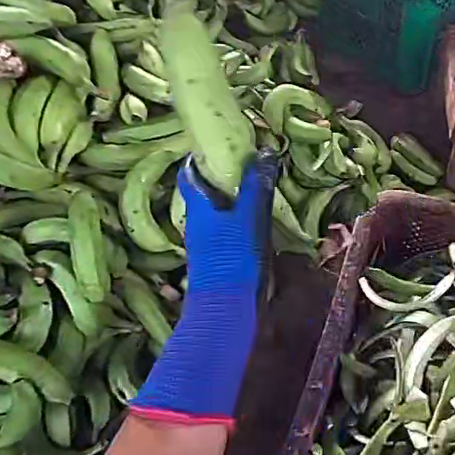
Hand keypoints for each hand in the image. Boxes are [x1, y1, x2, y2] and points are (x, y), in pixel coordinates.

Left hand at [130, 156, 276, 425]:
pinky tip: (254, 221)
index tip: (215, 144)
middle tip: (242, 162)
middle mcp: (197, 224)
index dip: (198, 158)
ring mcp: (205, 244)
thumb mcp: (248, 218)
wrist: (225, 310)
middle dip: (218, 177)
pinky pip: (224, 230)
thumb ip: (255, 187)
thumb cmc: (233, 259)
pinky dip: (235, 219)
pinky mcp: (216, 260)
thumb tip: (263, 152)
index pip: (190, 175)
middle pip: (202, 193)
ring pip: (214, 213)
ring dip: (229, 199)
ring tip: (253, 188)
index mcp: (199, 208)